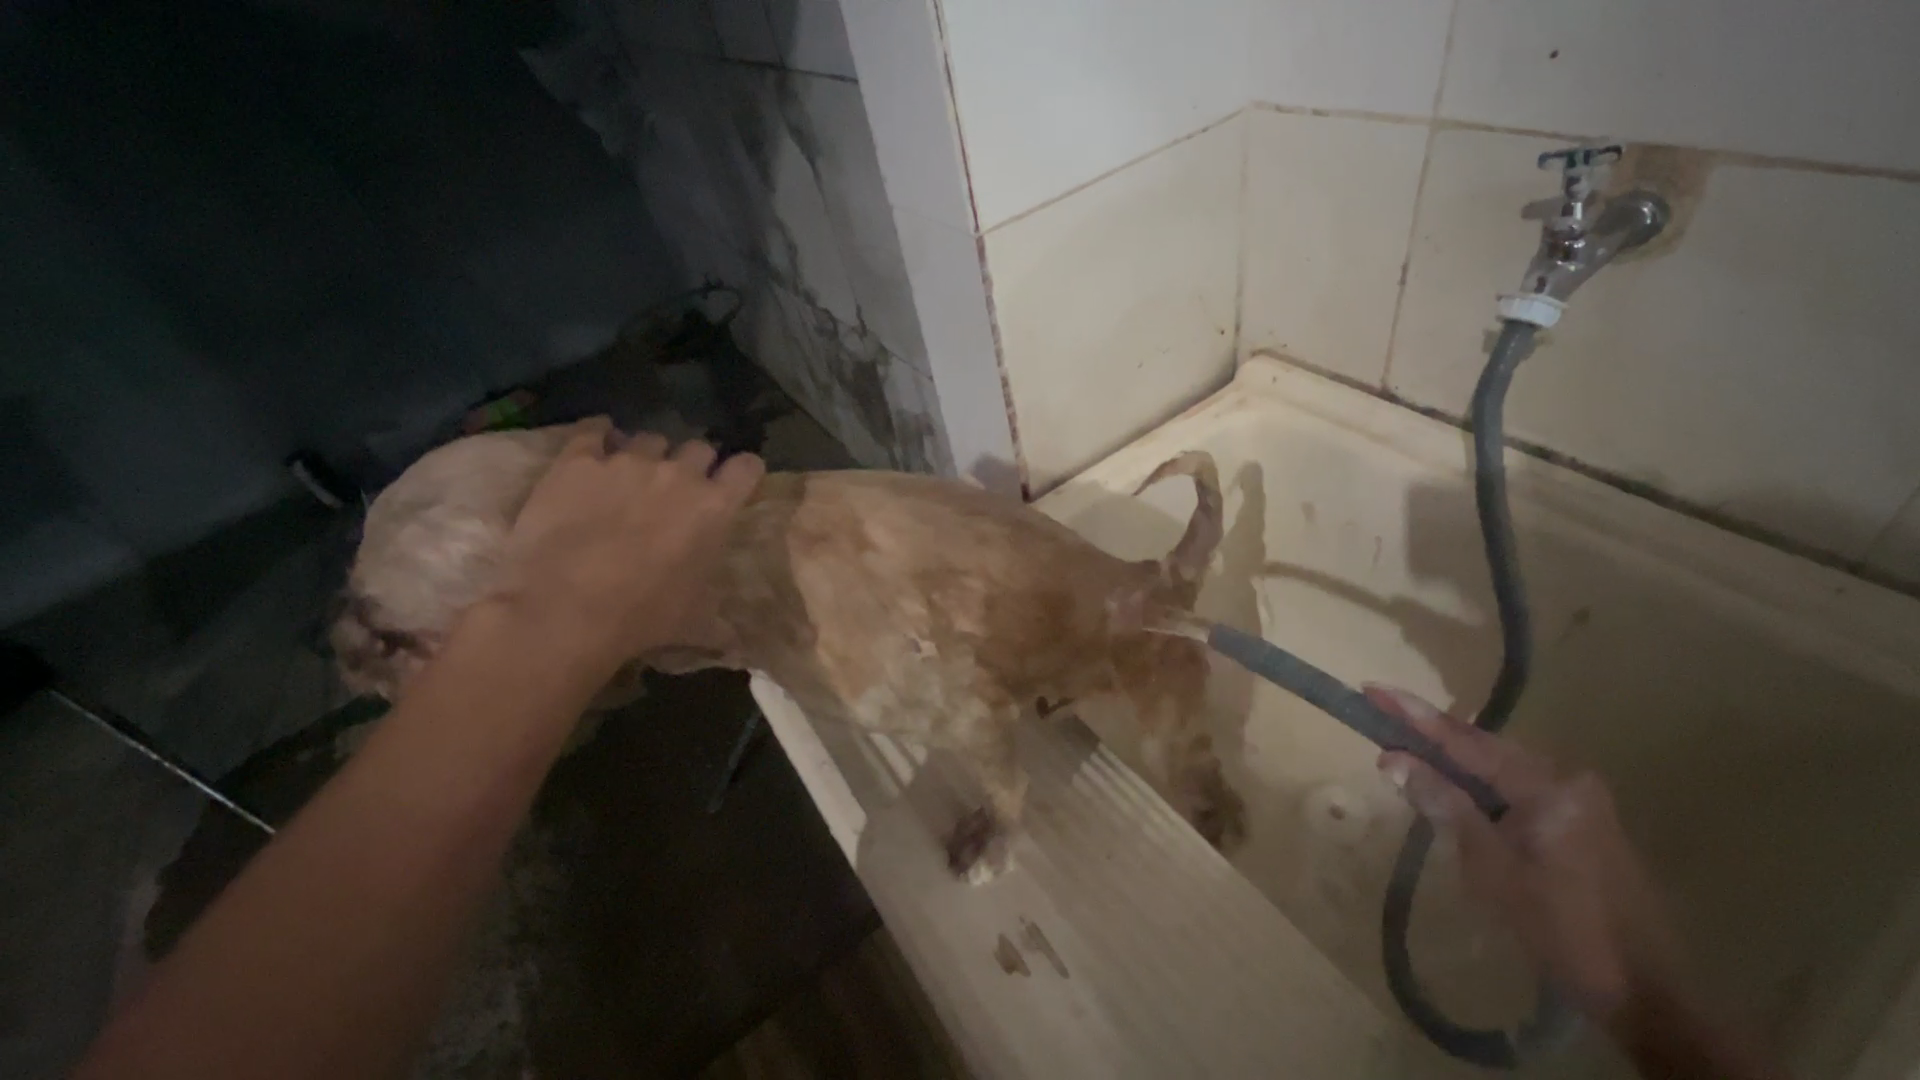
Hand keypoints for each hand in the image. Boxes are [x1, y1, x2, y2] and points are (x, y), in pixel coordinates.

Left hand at [487, 423, 763, 675]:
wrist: (565, 609)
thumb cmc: (642, 617)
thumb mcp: (695, 616)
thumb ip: (716, 607)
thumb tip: (733, 638)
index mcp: (714, 507)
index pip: (747, 467)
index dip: (743, 473)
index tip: (735, 482)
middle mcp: (677, 474)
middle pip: (699, 448)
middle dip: (693, 464)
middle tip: (677, 489)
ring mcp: (626, 461)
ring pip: (649, 439)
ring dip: (647, 455)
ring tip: (630, 475)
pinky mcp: (578, 461)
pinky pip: (593, 431)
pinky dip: (598, 435)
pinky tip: (596, 442)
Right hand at [1367, 687, 1684, 1024]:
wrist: (1643, 989)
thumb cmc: (1559, 926)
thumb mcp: (1489, 866)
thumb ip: (1444, 804)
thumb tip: (1393, 758)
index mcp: (1547, 786)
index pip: (1466, 741)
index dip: (1414, 716)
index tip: (1373, 690)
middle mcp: (1566, 779)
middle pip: (1485, 745)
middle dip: (1431, 731)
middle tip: (1382, 715)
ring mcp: (1578, 800)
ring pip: (1500, 766)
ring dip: (1452, 758)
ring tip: (1405, 746)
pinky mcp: (1579, 822)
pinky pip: (1516, 786)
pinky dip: (1478, 782)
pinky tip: (1451, 785)